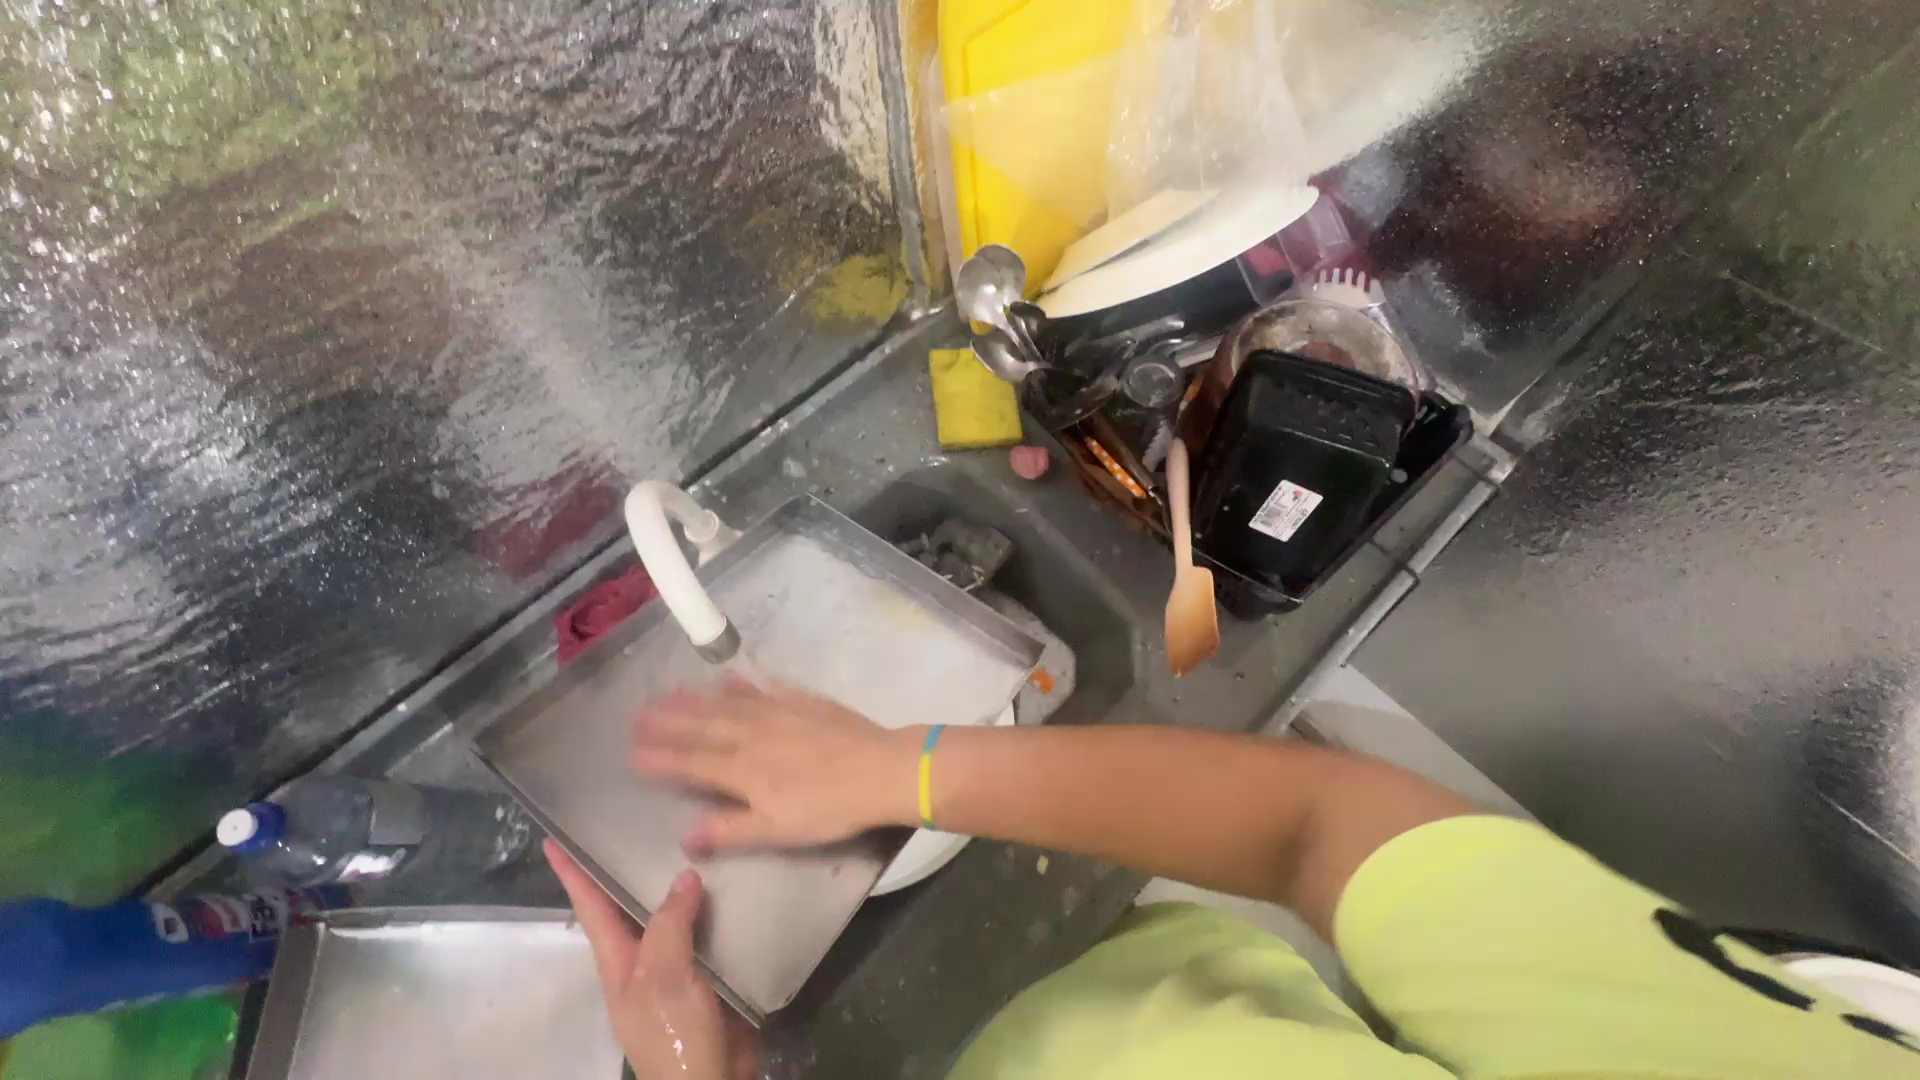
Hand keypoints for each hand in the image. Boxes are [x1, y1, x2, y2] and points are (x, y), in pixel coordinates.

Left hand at [544, 839, 755, 1079]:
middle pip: (632, 904)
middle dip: (629, 864)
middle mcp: (644, 959)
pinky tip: (734, 879)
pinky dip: (719, 901)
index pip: (591, 907)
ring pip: (676, 911)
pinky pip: (711, 926)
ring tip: (694, 836)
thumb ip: (669, 926)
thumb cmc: (674, 1037)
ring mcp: (678, 967)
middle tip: (639, 818)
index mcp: (620, 962)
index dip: (572, 873)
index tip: (554, 839)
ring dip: (682, 878)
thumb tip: (685, 877)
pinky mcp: (712, 971)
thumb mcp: (662, 980)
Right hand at [631, 675, 920, 854]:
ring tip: (670, 691)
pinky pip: (767, 687)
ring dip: (697, 698)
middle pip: (704, 726)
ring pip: (729, 703)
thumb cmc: (829, 808)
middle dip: (669, 721)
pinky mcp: (804, 701)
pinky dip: (745, 683)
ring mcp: (779, 712)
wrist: (880, 769)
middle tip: (638, 713)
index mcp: (743, 771)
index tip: (632, 752)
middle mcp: (753, 735)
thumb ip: (730, 830)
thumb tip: (685, 836)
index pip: (692, 764)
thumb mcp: (777, 831)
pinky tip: (731, 676)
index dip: (661, 759)